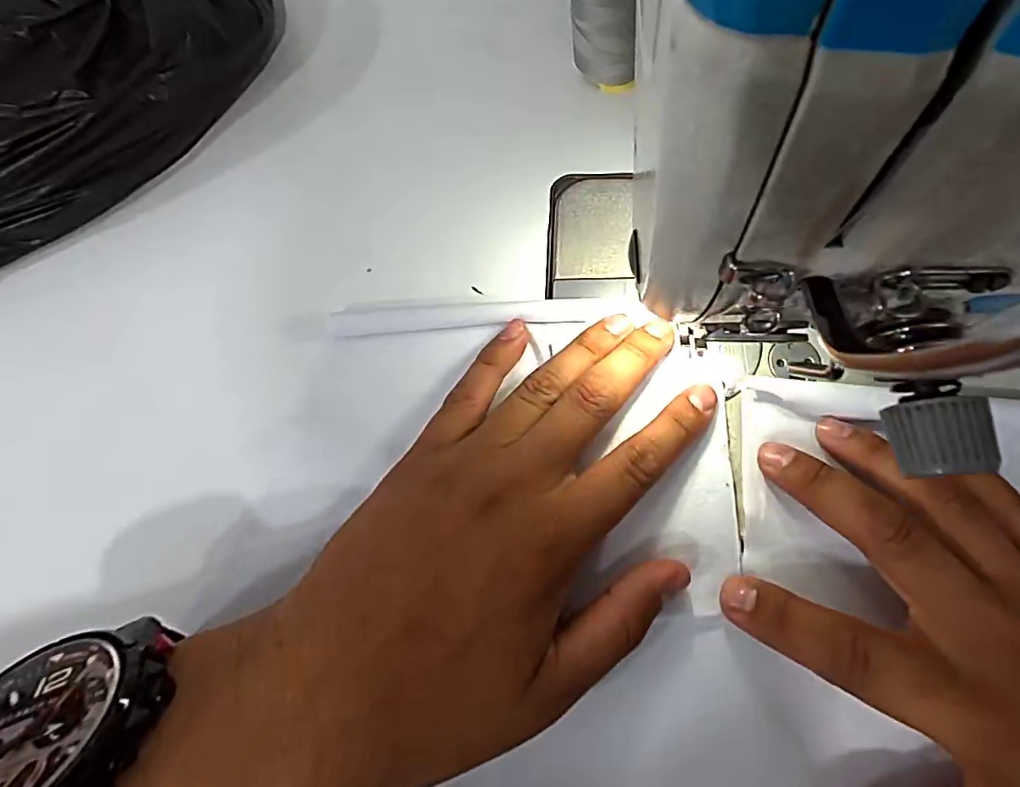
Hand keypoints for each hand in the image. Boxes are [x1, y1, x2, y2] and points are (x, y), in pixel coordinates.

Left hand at [127, 314, 717, 786]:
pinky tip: (517, 331)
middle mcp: (515, 486)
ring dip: (583, 348)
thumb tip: (673, 574)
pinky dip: (494, 358)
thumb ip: (616, 627)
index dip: (676, 425)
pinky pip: (465, 394)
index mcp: (552, 541)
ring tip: (616, 321)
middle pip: (591, 403)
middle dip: (635, 360)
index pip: (635, 465)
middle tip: (662, 330)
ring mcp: (464, 464)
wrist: (319, 693)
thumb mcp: (543, 690)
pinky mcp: (421, 458)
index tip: (700, 394)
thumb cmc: (435, 699)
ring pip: (538, 387)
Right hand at [718, 420, 1019, 786]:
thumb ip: (918, 785)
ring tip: (834, 426)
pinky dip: (950, 459)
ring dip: (880, 455)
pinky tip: (920, 435)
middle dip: (824, 490)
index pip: (853, 654)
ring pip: (940, 499)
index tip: (736, 588)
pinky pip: (995, 497)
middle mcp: (987, 627)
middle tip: (776, 454)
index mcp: (967, 702)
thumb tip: (854, 782)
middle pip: (890, 539)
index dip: (787, 620)